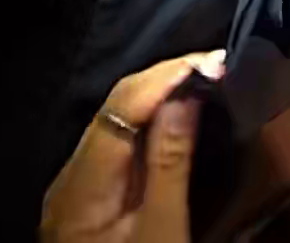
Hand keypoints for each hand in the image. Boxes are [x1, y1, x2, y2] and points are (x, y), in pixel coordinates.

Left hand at [40, 49, 226, 242]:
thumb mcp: (162, 234)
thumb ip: (170, 160)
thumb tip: (188, 91)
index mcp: (81, 187)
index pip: (123, 106)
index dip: (168, 76)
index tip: (215, 62)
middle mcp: (71, 175)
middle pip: (118, 104)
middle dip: (168, 76)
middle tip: (218, 65)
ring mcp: (78, 183)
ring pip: (120, 114)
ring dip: (163, 90)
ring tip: (206, 76)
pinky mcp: (92, 192)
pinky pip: (122, 135)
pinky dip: (154, 113)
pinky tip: (181, 107)